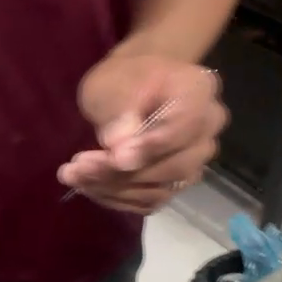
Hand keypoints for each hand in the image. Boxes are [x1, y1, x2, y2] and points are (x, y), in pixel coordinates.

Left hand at [61, 55, 225, 213]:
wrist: (133, 90)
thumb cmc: (123, 80)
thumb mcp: (112, 82)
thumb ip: (119, 108)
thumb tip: (120, 143)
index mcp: (200, 91)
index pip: (186, 126)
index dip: (152, 146)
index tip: (115, 157)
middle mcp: (208, 129)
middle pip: (175, 166)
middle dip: (122, 172)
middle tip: (78, 167)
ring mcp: (196, 160)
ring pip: (161, 189)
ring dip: (113, 188)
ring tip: (73, 175)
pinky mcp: (177, 183)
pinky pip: (151, 201)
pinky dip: (117, 198)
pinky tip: (89, 186)